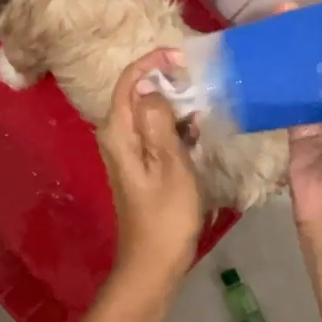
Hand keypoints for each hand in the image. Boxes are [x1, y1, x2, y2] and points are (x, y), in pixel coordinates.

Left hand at [99, 49, 203, 283]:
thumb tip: (152, 86)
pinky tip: (197, 130)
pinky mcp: (141, 166)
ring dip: (174, 103)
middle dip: (166, 80)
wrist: (154, 264)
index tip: (183, 58)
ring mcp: (128, 152)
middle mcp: (117, 137)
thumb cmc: (166, 215)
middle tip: (200, 80)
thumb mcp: (169, 163)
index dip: (153, 62)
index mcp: (118, 132)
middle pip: (138, 93)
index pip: (129, 80)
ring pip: (149, 113)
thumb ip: (158, 120)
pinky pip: (155, 132)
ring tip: (204, 101)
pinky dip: (175, 125)